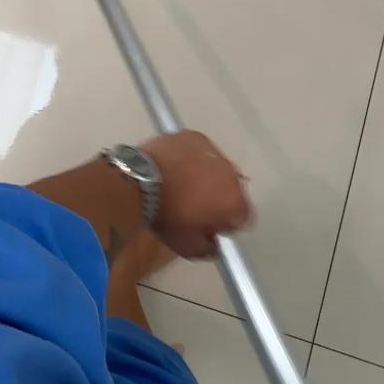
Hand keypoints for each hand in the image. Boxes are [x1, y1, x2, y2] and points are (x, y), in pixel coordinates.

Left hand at [143, 130, 250, 258]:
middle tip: (194, 204)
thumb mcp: (189, 247)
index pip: (244, 217)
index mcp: (234, 200)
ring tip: (181, 182)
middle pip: (232, 188)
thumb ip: (211, 248)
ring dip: (205, 175)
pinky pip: (199, 150)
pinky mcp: (193, 135)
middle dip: (218, 196)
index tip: (210, 224)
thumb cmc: (167, 217)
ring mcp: (212, 149)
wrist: (139, 182)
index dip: (228, 223)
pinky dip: (191, 157)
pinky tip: (175, 164)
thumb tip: (215, 242)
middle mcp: (230, 172)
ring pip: (216, 167)